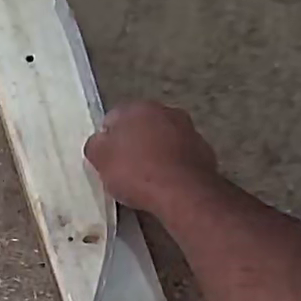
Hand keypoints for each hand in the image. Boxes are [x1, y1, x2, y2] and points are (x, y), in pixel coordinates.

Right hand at [84, 101, 221, 213]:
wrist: (183, 192)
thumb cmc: (135, 172)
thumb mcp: (100, 160)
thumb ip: (95, 144)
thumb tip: (101, 141)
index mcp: (136, 107)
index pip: (112, 118)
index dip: (107, 140)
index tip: (107, 160)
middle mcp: (165, 110)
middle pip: (140, 126)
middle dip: (133, 143)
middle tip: (125, 169)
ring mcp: (188, 129)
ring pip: (163, 139)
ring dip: (155, 152)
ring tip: (147, 179)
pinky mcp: (204, 149)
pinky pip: (180, 155)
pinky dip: (173, 165)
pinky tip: (166, 183)